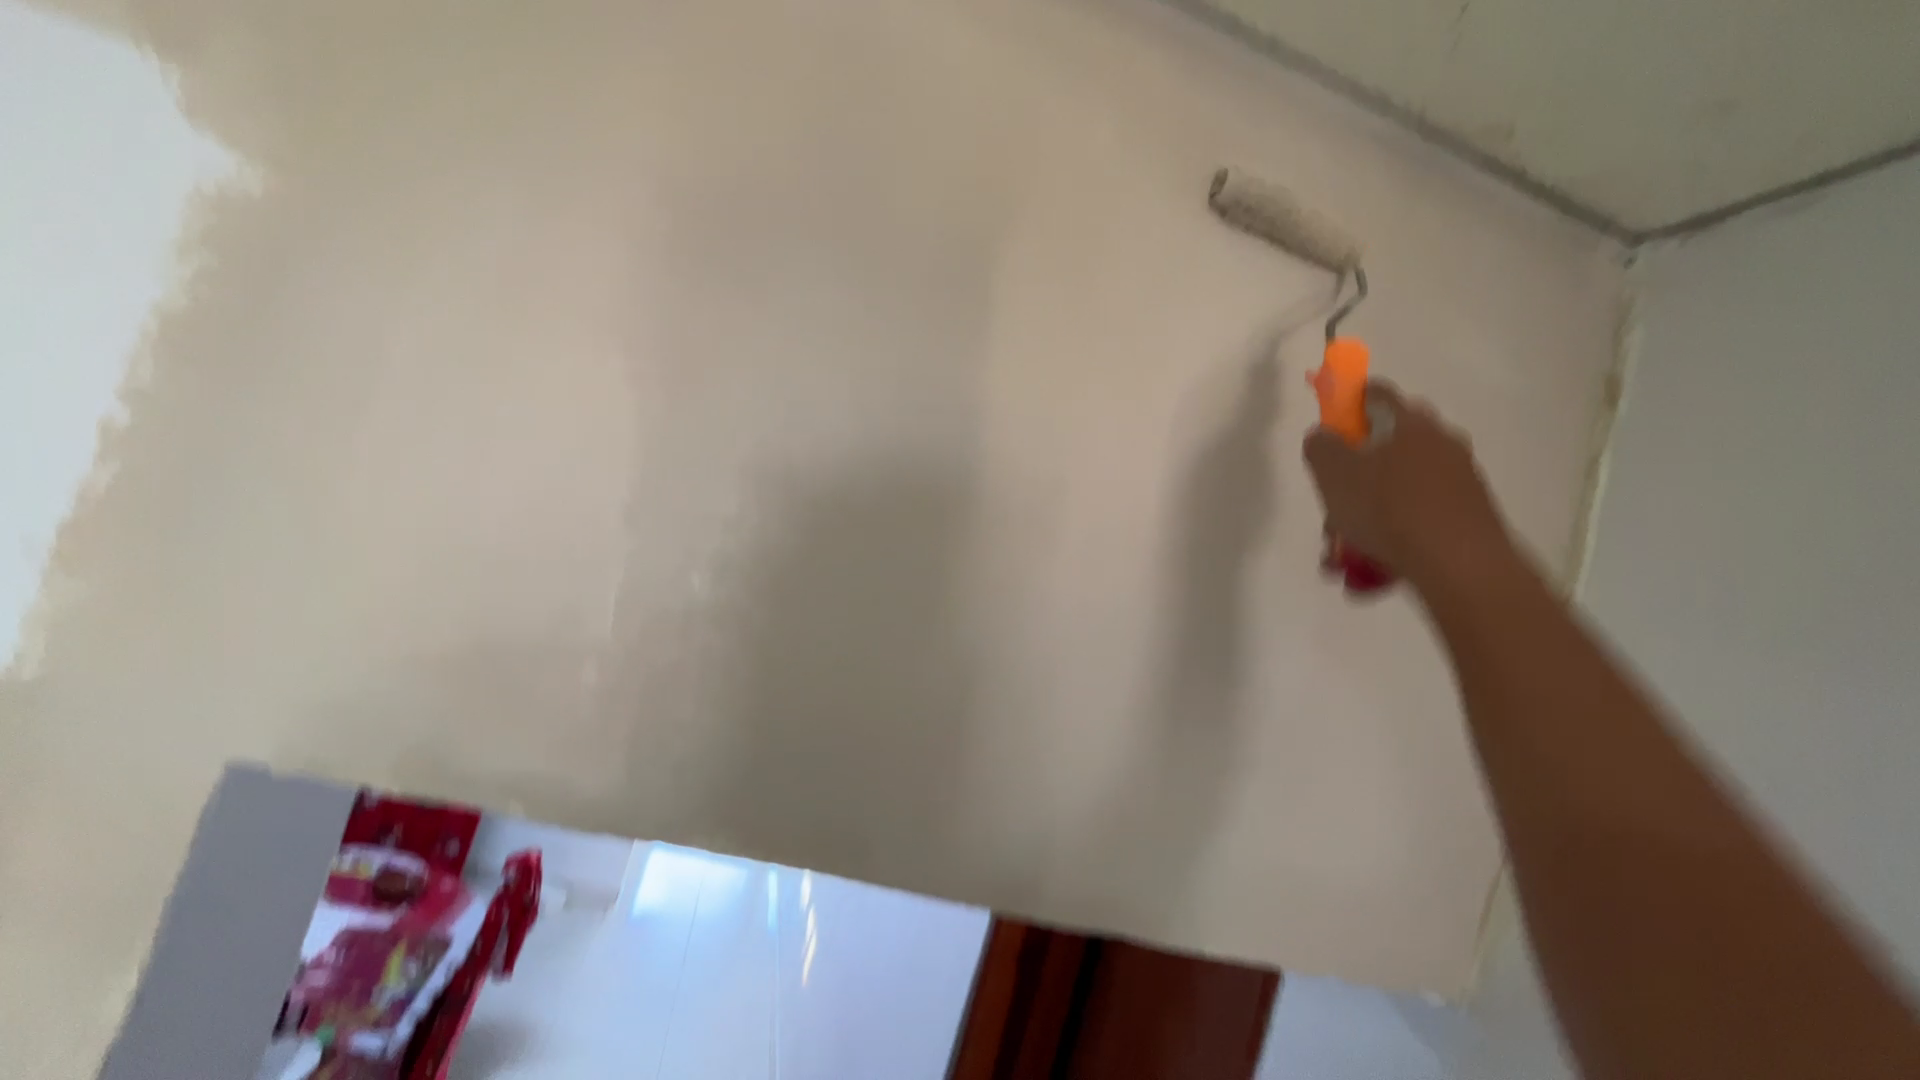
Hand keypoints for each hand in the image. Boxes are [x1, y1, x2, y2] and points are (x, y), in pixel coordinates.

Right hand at [1302, 382, 1515, 592]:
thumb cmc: (1388, 509)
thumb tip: (1322, 435)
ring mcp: (1461, 479)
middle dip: (1354, 478)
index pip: (1376, 395)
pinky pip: (1419, 518)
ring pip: (1399, 490)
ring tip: (1345, 553)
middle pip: (1386, 449)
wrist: (1461, 566)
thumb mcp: (1334, 475)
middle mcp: (1441, 442)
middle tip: (1332, 509)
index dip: (1349, 404)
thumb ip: (1320, 448)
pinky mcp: (1470, 515)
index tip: (1331, 429)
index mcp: (1410, 423)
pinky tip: (1374, 565)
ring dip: (1369, 515)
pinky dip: (1394, 536)